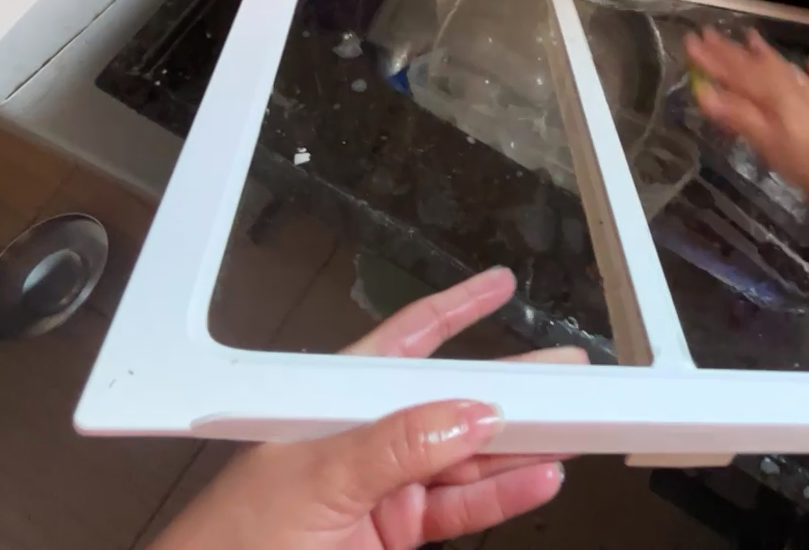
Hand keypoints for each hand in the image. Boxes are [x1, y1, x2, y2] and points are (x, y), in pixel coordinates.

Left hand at [152, 267, 583, 549]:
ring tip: (574, 425)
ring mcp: (389, 487)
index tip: (500, 284)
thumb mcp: (315, 480)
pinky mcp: (401, 534)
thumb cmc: (234, 540)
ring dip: (521, 441)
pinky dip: (504, 494)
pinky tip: (541, 478)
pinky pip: (463, 507)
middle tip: (568, 370)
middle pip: (453, 396)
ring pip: (468, 454)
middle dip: (512, 381)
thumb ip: (395, 446)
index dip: (457, 307)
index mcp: (340, 398)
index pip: (408, 339)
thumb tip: (473, 412)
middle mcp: (371, 434)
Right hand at [684, 28, 808, 208]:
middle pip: (756, 66)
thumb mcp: (772, 144)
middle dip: (730, 51)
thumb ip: (740, 118)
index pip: (735, 73)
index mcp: (773, 97)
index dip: (711, 60)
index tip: (689, 44)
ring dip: (763, 54)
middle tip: (708, 34)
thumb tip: (704, 95)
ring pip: (782, 69)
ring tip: (750, 37)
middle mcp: (792, 89)